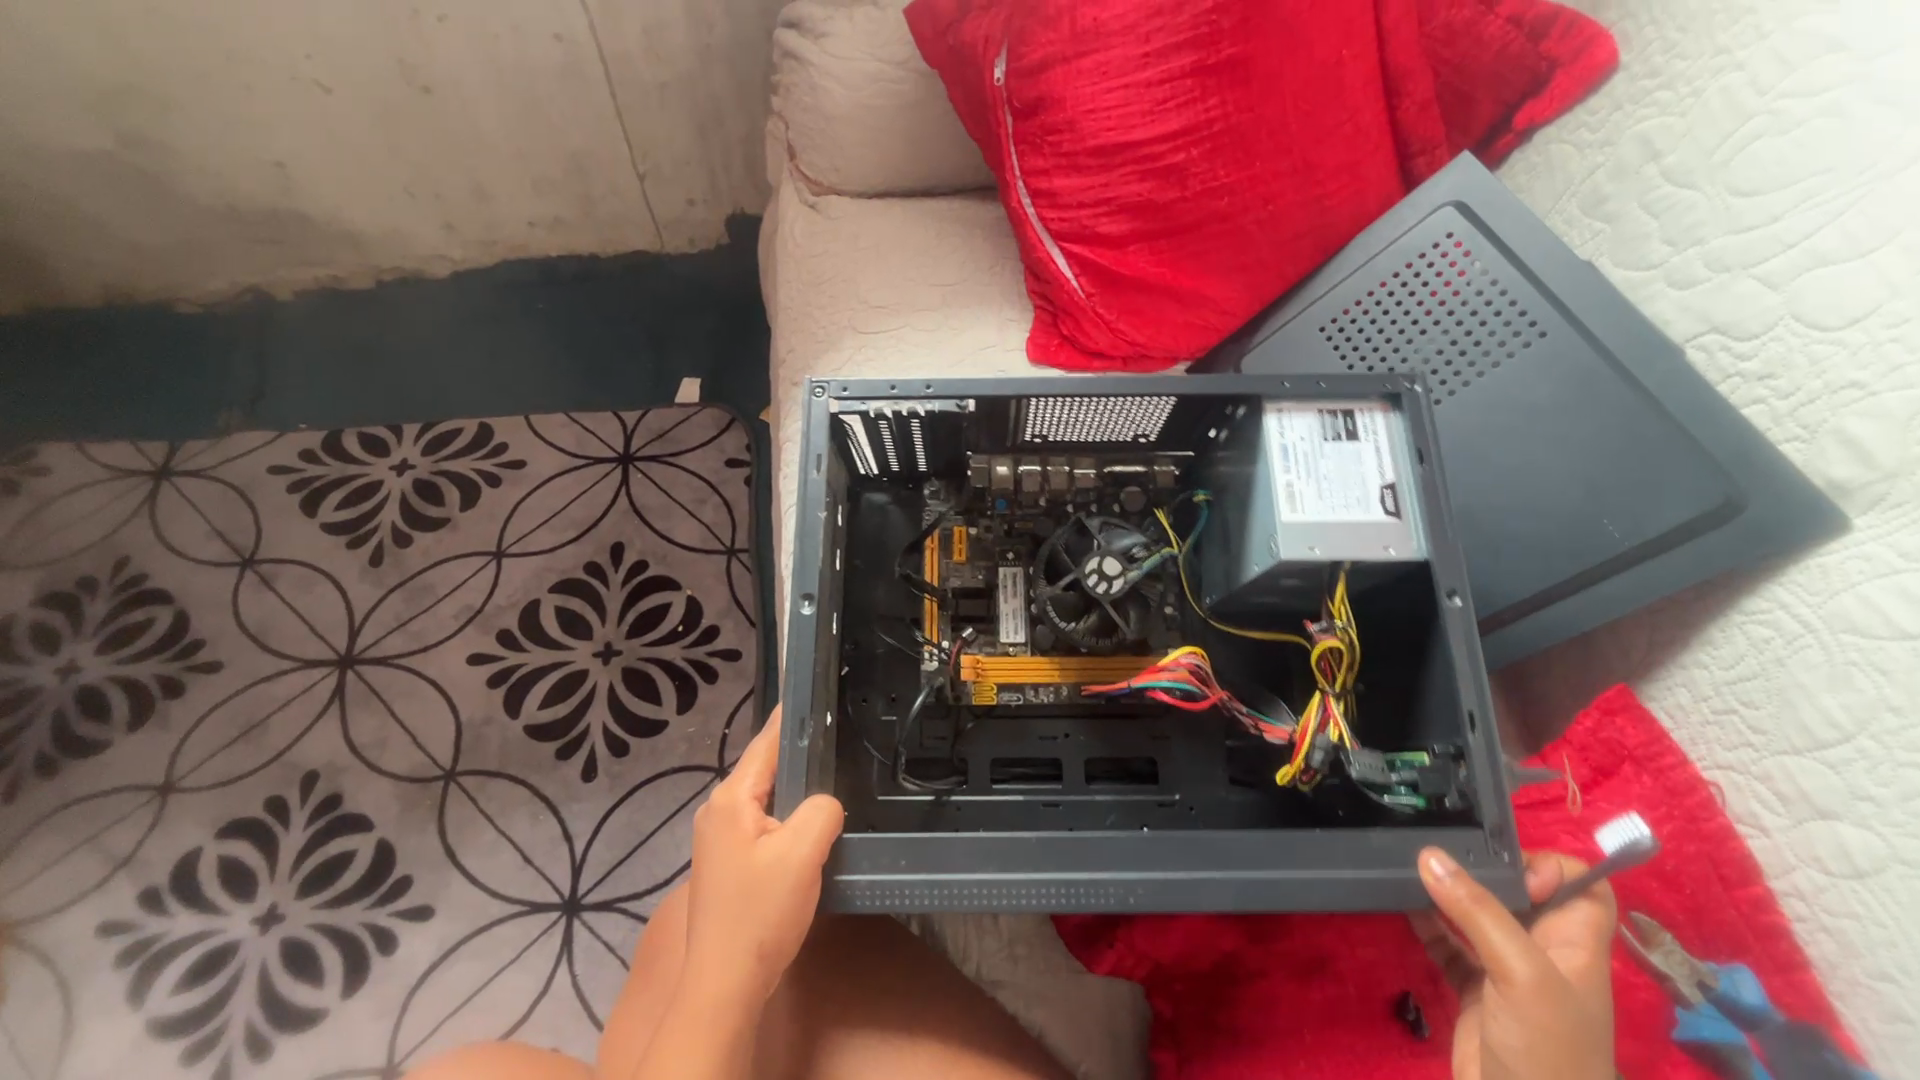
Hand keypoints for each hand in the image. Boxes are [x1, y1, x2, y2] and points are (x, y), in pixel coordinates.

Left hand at [682, 707, 844, 1004]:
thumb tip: (824, 802)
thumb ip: (821, 809)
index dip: (793, 716)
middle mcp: (719, 810)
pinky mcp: (730, 862)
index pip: (767, 742)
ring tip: (835, 775)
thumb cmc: (761, 913)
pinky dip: (789, 818)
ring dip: (797, 791)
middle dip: (801, 755)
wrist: (725, 983)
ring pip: (768, 799)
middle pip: (767, 769)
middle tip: (842, 736)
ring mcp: (721, 837)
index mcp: (731, 798)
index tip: (817, 690)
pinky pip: (766, 823)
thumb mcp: (802, 853)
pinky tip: (813, 825)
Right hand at [1413, 848, 1615, 1079]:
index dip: (1545, 864)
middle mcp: (1543, 951)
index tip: (1498, 862)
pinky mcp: (1474, 991)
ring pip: (1477, 916)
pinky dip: (1425, 924)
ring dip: (1446, 894)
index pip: (1578, 883)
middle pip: (1518, 893)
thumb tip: (1429, 856)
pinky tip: (1399, 905)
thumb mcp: (1520, 973)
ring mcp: (1507, 972)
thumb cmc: (1546, 1048)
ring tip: (1408, 870)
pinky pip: (1448, 945)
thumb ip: (1477, 912)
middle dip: (1479, 869)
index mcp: (1574, 943)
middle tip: (1436, 852)